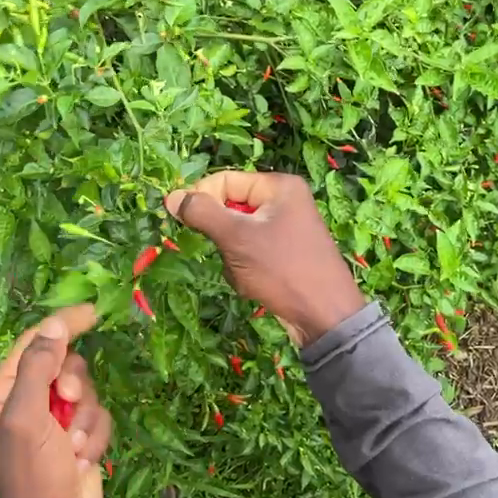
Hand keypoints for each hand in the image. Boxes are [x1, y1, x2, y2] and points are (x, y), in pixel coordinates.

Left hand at [0, 303, 111, 497]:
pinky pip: (98, 417)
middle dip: (73, 387)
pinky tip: (83, 461)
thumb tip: (55, 325)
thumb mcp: (27, 419)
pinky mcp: (77, 439)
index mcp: (1, 395)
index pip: (33, 344)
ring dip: (85, 419)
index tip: (92, 312)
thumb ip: (39, 367)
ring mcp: (53, 423)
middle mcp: (26, 404)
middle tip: (67, 403)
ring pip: (86, 392)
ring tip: (73, 449)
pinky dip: (95, 437)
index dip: (61, 325)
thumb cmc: (32, 478)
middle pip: (65, 366)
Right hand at [165, 171, 365, 344]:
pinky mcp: (285, 253)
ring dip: (231, 256)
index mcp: (278, 187)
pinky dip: (243, 267)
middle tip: (230, 254)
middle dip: (222, 236)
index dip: (202, 200)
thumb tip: (171, 196)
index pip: (224, 180)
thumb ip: (202, 213)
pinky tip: (254, 284)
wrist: (325, 317)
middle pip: (230, 208)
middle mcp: (284, 201)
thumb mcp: (237, 238)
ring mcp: (286, 228)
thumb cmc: (282, 269)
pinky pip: (250, 251)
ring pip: (236, 233)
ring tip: (246, 274)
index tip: (185, 223)